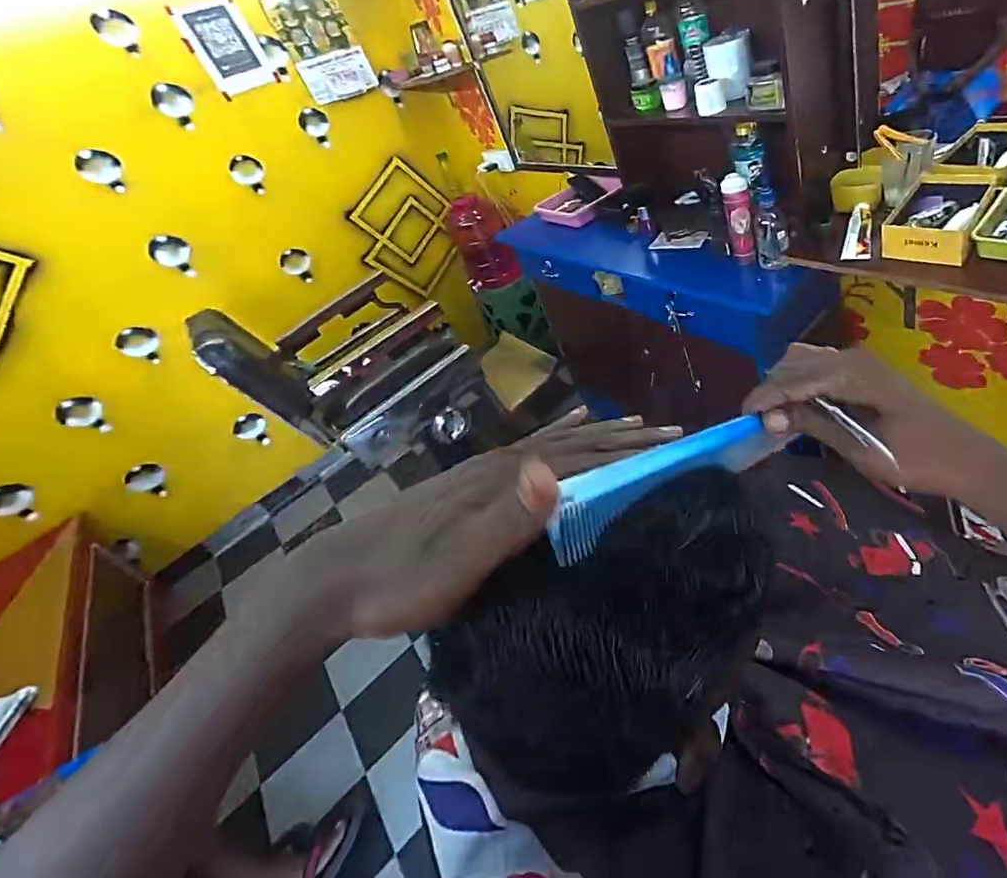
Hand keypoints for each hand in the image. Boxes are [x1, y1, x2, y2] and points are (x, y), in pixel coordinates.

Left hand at [288, 410, 681, 639]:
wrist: (333, 578)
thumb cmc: (398, 579)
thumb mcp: (454, 563)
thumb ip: (505, 520)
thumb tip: (557, 473)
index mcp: (502, 480)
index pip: (578, 456)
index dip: (627, 449)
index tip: (673, 444)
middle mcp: (497, 465)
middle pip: (570, 443)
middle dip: (622, 438)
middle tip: (670, 435)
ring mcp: (480, 472)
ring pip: (550, 444)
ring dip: (595, 435)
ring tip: (632, 426)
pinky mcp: (467, 486)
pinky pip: (525, 452)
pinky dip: (554, 439)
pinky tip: (561, 436)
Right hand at [742, 343, 1006, 497]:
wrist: (969, 461)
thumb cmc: (919, 460)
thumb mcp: (863, 449)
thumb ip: (816, 426)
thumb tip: (770, 418)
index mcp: (855, 373)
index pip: (795, 377)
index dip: (765, 396)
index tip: (744, 418)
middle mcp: (854, 358)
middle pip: (794, 363)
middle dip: (771, 390)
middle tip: (759, 424)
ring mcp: (860, 363)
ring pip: (804, 362)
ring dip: (784, 386)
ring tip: (774, 418)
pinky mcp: (864, 374)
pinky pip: (818, 369)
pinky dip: (800, 385)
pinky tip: (797, 409)